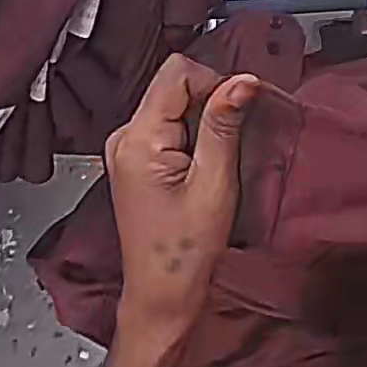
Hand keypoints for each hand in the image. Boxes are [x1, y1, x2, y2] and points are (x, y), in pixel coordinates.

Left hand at [103, 54, 259, 354]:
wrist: (162, 294)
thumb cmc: (186, 249)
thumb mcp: (214, 182)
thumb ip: (224, 124)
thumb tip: (243, 80)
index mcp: (138, 138)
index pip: (177, 73)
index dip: (213, 83)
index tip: (233, 115)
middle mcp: (123, 136)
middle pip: (173, 84)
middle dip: (208, 101)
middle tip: (225, 143)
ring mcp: (125, 146)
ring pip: (173, 101)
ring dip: (201, 119)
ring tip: (212, 159)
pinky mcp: (134, 157)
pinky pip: (167, 122)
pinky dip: (191, 132)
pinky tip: (200, 164)